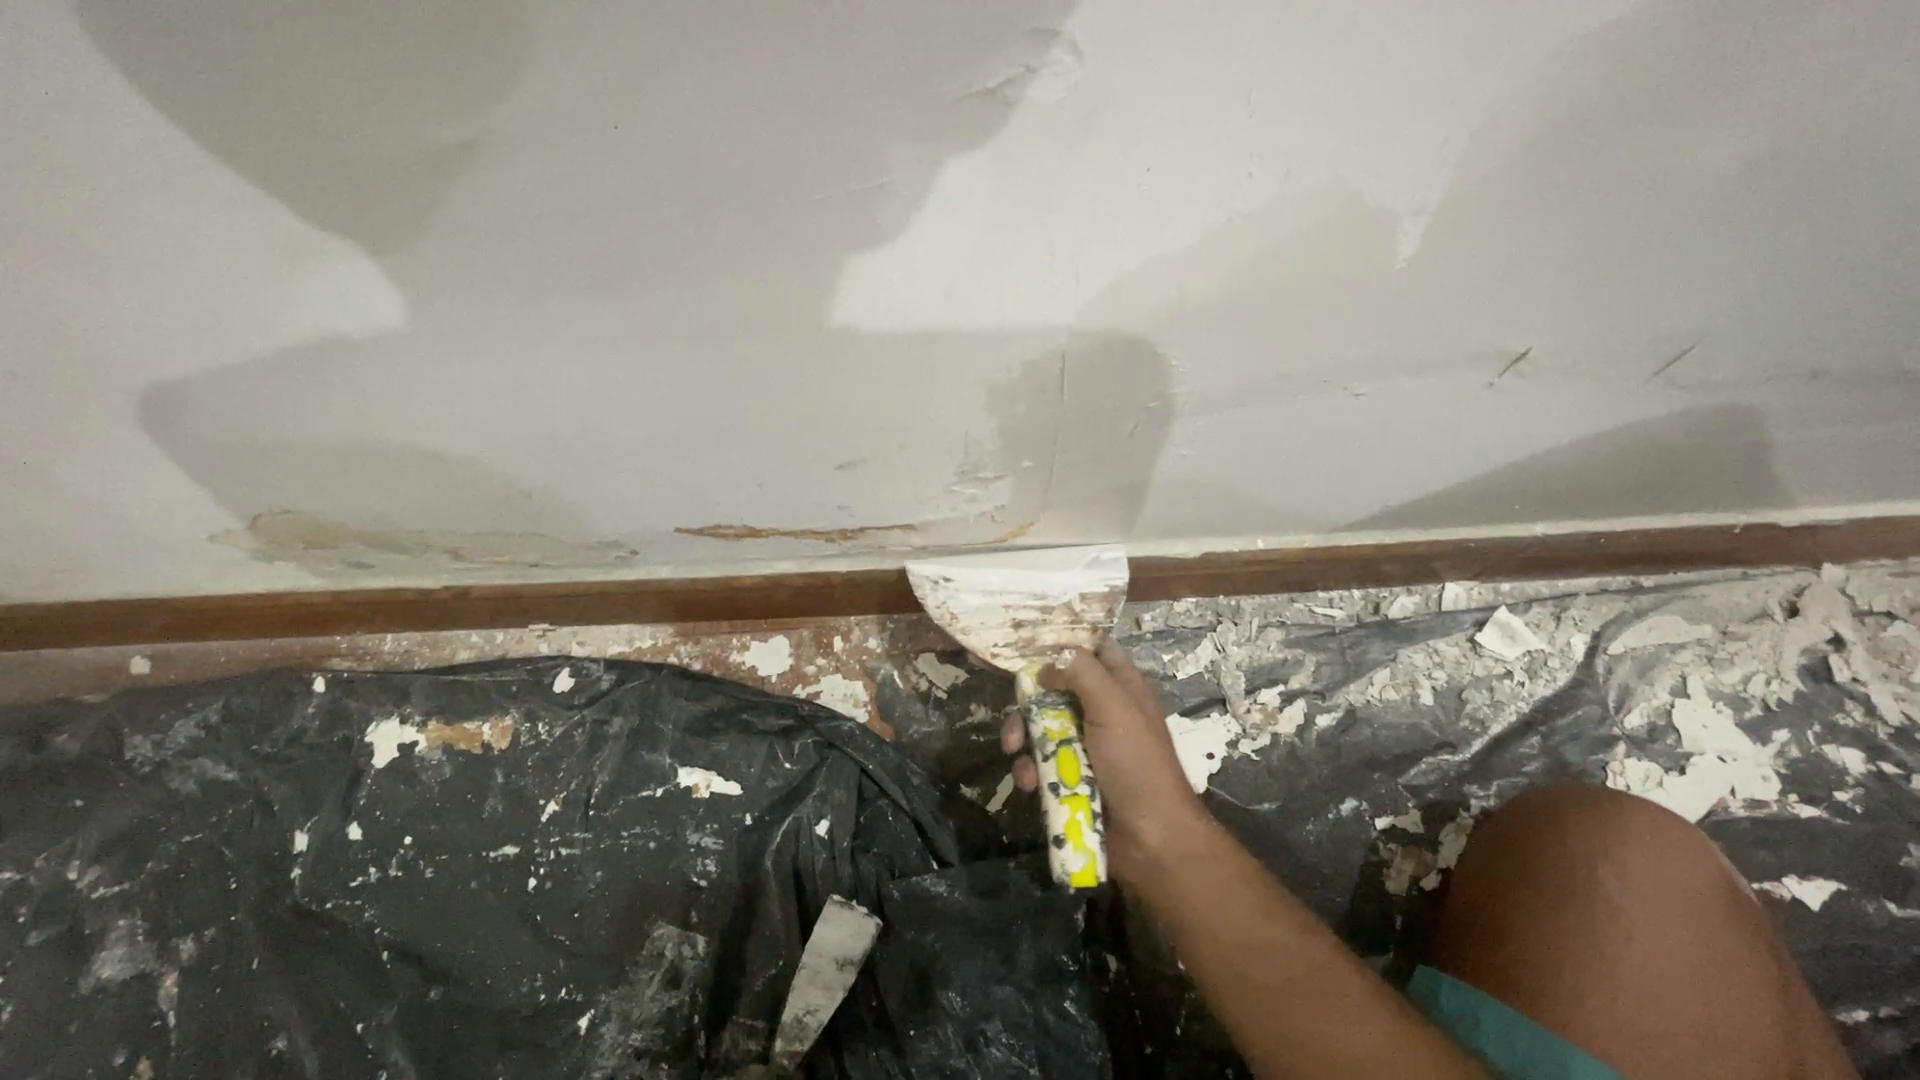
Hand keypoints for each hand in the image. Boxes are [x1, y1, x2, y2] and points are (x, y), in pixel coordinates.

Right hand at [1001, 641, 1208, 881]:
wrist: (1150, 841)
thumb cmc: (1138, 765)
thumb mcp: (1114, 707)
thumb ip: (1081, 672)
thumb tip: (1047, 662)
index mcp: (1122, 687)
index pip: (1092, 649)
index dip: (1062, 643)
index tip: (1025, 641)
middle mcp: (1103, 711)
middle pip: (1055, 688)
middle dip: (1029, 699)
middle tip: (1014, 710)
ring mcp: (1086, 746)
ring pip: (1041, 726)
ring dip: (1023, 737)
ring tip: (1014, 751)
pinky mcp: (1071, 777)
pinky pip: (1040, 762)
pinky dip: (1031, 769)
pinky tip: (1030, 782)